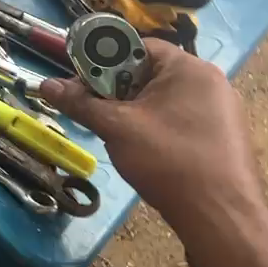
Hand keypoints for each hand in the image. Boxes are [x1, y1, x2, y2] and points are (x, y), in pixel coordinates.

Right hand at [38, 40, 267, 240]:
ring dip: (132, 109)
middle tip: (92, 108)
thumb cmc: (169, 160)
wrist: (222, 219)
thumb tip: (45, 85)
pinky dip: (154, 125)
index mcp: (190, 69)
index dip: (104, 59)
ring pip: (161, 97)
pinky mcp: (222, 136)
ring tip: (114, 131)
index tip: (82, 80)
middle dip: (115, 88)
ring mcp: (221, 111)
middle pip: (148, 72)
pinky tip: (143, 148)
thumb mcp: (115, 126)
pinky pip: (178, 117)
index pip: (137, 47)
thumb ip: (79, 102)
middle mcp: (210, 83)